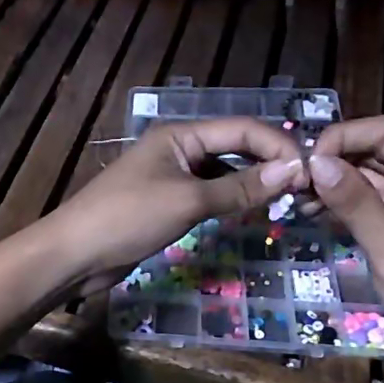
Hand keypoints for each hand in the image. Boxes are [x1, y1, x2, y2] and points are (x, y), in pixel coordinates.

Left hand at [44, 118, 303, 287]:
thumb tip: (291, 172)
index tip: (308, 172)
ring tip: (283, 201)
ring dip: (251, 183)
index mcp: (180, 134)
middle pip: (234, 147)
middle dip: (268, 163)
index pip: (242, 129)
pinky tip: (249, 212)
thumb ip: (239, 188)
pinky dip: (230, 200)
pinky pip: (208, 194)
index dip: (277, 146)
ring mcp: (172, 176)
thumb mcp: (188, 201)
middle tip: (301, 189)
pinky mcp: (167, 202)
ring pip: (223, 172)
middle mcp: (178, 148)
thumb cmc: (128, 218)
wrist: (75, 253)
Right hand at [309, 117, 383, 382]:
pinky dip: (346, 208)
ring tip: (296, 197)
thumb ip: (357, 204)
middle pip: (382, 155)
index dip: (346, 137)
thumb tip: (316, 161)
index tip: (305, 159)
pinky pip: (375, 209)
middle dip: (336, 162)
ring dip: (336, 186)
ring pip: (374, 183)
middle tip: (292, 179)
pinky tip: (314, 212)